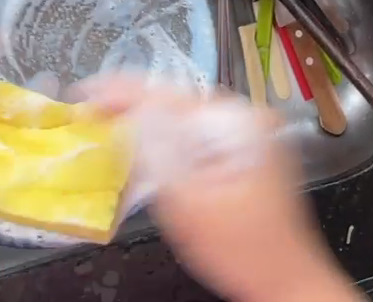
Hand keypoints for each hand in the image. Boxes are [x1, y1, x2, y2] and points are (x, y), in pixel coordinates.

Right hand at [80, 77, 362, 301]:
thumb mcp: (188, 205)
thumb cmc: (242, 251)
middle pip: (177, 100)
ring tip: (112, 120)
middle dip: (134, 103)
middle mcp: (247, 114)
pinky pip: (198, 130)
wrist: (285, 281)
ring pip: (186, 114)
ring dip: (150, 119)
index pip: (169, 95)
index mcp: (237, 122)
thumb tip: (127, 115)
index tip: (87, 93)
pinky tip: (148, 144)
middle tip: (94, 108)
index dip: (123, 91)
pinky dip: (170, 135)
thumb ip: (157, 154)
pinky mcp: (245, 145)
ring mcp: (249, 128)